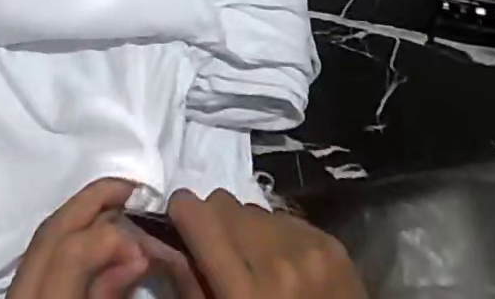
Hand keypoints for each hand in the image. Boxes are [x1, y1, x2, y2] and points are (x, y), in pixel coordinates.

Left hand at [9, 178, 206, 298]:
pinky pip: (40, 261)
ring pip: (43, 241)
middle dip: (94, 200)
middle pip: (51, 234)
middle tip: (135, 187)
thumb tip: (136, 255)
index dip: (112, 237)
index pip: (72, 253)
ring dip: (83, 215)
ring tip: (121, 207)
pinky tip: (97, 241)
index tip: (147, 248)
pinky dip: (70, 240)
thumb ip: (110, 296)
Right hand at [168, 190, 366, 298]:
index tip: (180, 225)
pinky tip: (284, 268)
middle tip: (217, 253)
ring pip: (255, 209)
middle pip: (224, 203)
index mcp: (244, 292)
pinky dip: (277, 237)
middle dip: (213, 221)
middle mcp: (277, 259)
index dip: (182, 214)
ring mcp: (309, 246)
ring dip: (247, 229)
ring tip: (256, 265)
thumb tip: (162, 241)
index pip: (199, 215)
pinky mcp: (331, 243)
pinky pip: (286, 218)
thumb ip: (190, 287)